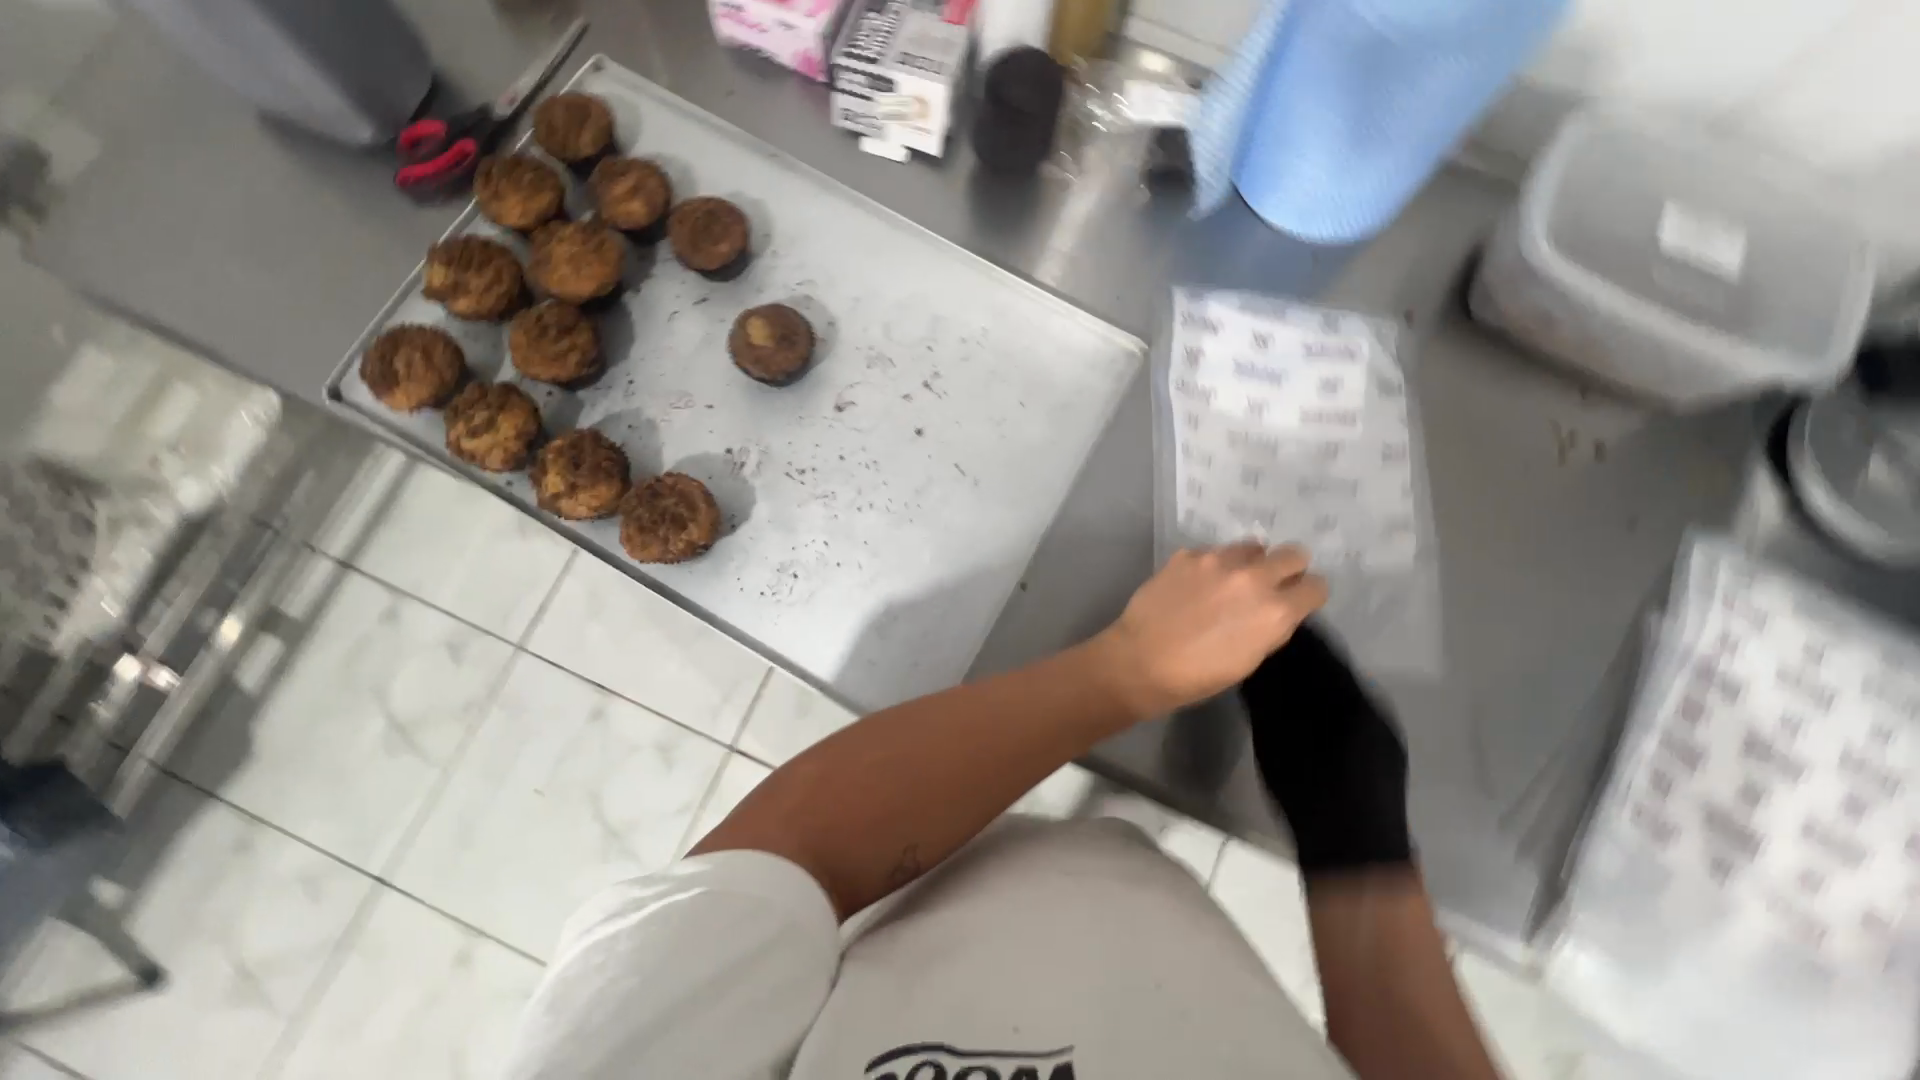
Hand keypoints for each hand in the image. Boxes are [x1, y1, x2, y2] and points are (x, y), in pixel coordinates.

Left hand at [1089, 542, 1328, 719]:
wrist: (1140, 661)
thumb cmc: (1198, 676)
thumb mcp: (1249, 660)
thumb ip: (1272, 627)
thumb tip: (1280, 609)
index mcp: (1275, 611)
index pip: (1316, 586)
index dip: (1308, 594)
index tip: (1298, 599)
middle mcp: (1252, 578)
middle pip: (1293, 553)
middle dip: (1289, 567)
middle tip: (1271, 583)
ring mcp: (1217, 561)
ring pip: (1252, 546)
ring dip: (1249, 561)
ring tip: (1229, 582)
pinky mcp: (1187, 555)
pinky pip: (1213, 552)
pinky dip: (1212, 565)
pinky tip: (1195, 585)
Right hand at [1241, 622, 1412, 875]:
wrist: (1354, 848)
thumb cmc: (1307, 793)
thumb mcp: (1276, 742)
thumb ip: (1267, 699)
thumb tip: (1256, 663)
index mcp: (1346, 696)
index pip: (1316, 651)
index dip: (1293, 637)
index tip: (1269, 624)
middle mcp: (1370, 702)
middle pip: (1332, 666)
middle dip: (1305, 654)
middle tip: (1273, 644)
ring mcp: (1381, 725)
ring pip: (1343, 687)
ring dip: (1317, 676)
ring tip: (1286, 672)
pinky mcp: (1386, 746)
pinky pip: (1353, 708)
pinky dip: (1329, 699)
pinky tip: (1310, 707)